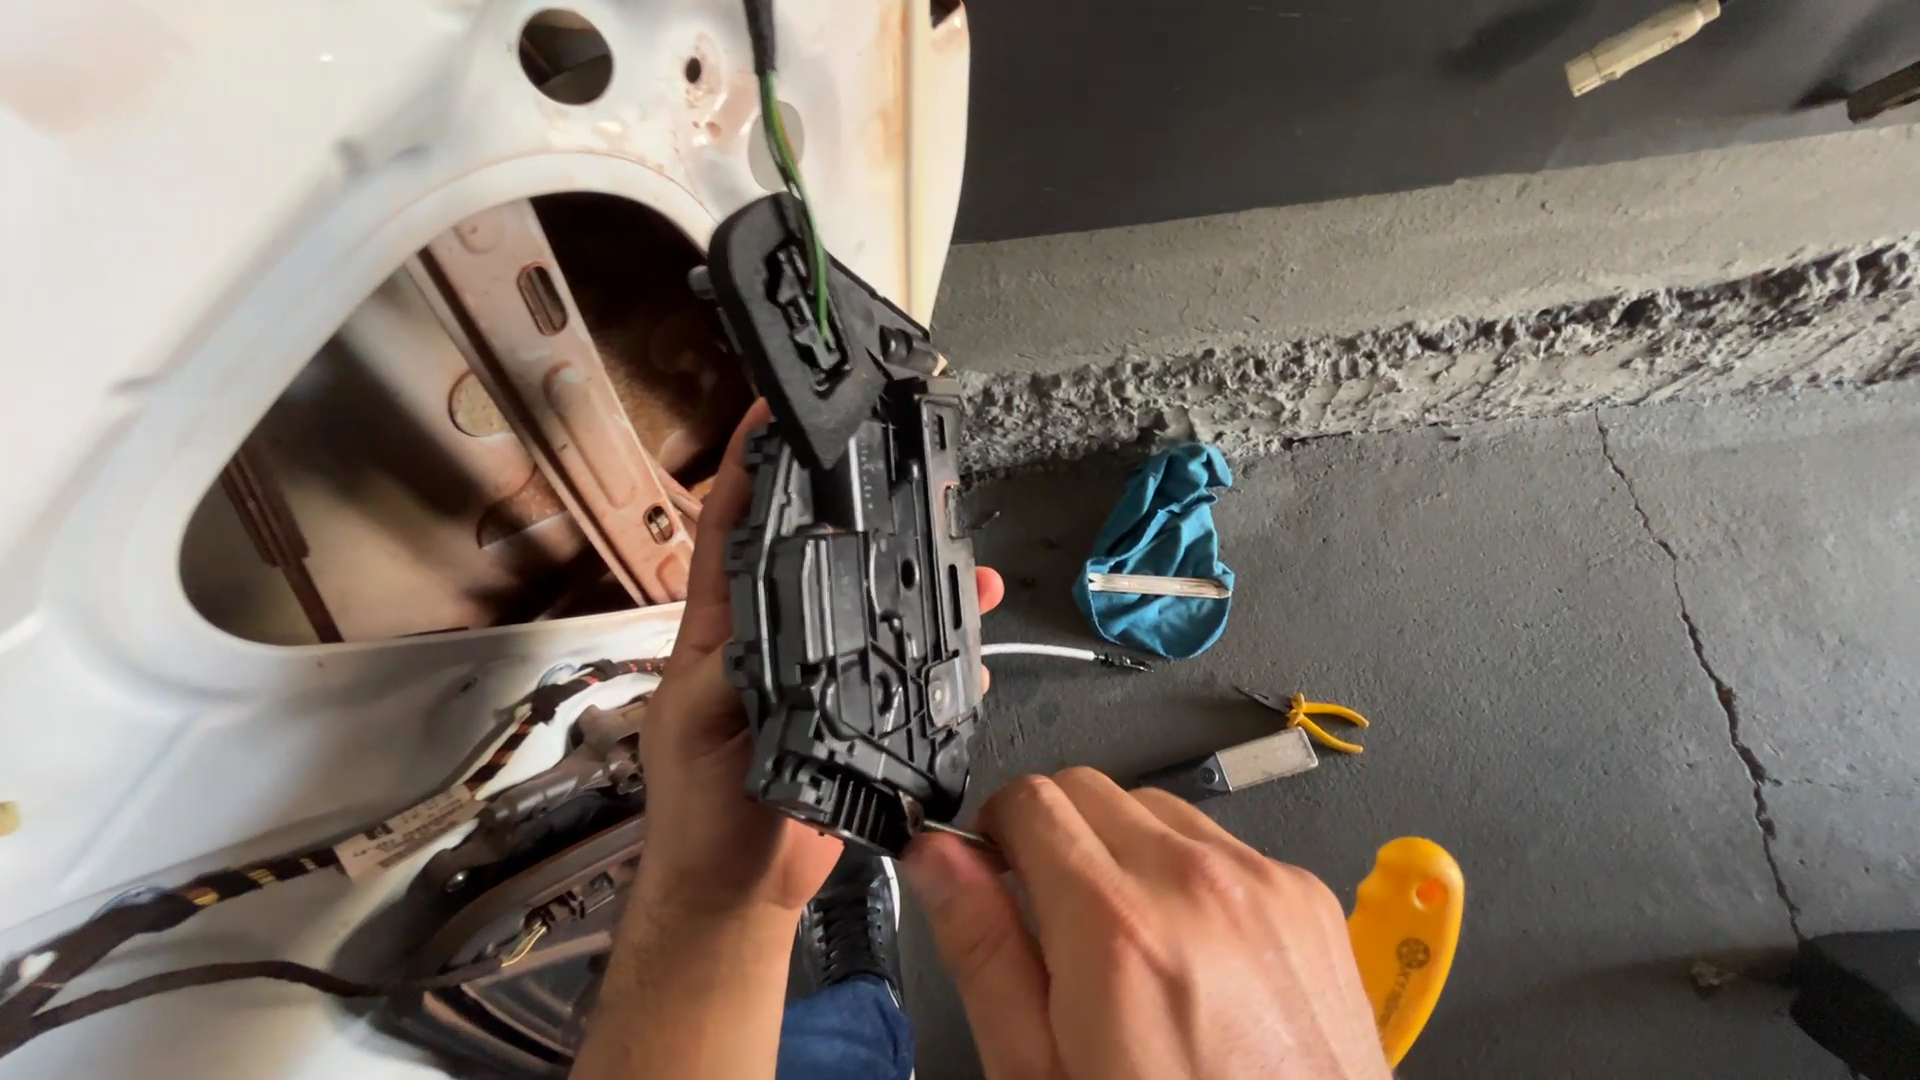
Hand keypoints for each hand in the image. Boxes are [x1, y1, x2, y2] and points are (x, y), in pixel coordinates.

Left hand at [636, 400, 1006, 919]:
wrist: (742, 883)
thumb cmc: (702, 801)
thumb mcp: (702, 720)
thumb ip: (737, 662)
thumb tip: (781, 609)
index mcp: (725, 625)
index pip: (732, 528)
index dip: (746, 466)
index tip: (770, 411)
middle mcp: (783, 634)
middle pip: (823, 556)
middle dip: (860, 513)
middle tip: (901, 480)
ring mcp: (830, 671)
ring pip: (880, 608)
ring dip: (921, 582)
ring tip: (964, 564)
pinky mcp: (866, 710)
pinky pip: (911, 670)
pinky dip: (944, 656)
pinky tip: (972, 646)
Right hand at [904, 768, 1390, 1079]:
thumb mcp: (1039, 1072)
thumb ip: (982, 945)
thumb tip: (940, 857)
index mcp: (1116, 928)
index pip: (1030, 799)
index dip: (998, 828)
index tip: (998, 862)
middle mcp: (1194, 884)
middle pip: (1087, 787)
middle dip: (1054, 830)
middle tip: (1055, 909)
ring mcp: (1261, 883)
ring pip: (1151, 806)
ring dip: (1121, 847)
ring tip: (1130, 936)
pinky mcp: (1305, 894)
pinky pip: (1218, 840)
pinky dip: (1187, 870)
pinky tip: (1193, 946)